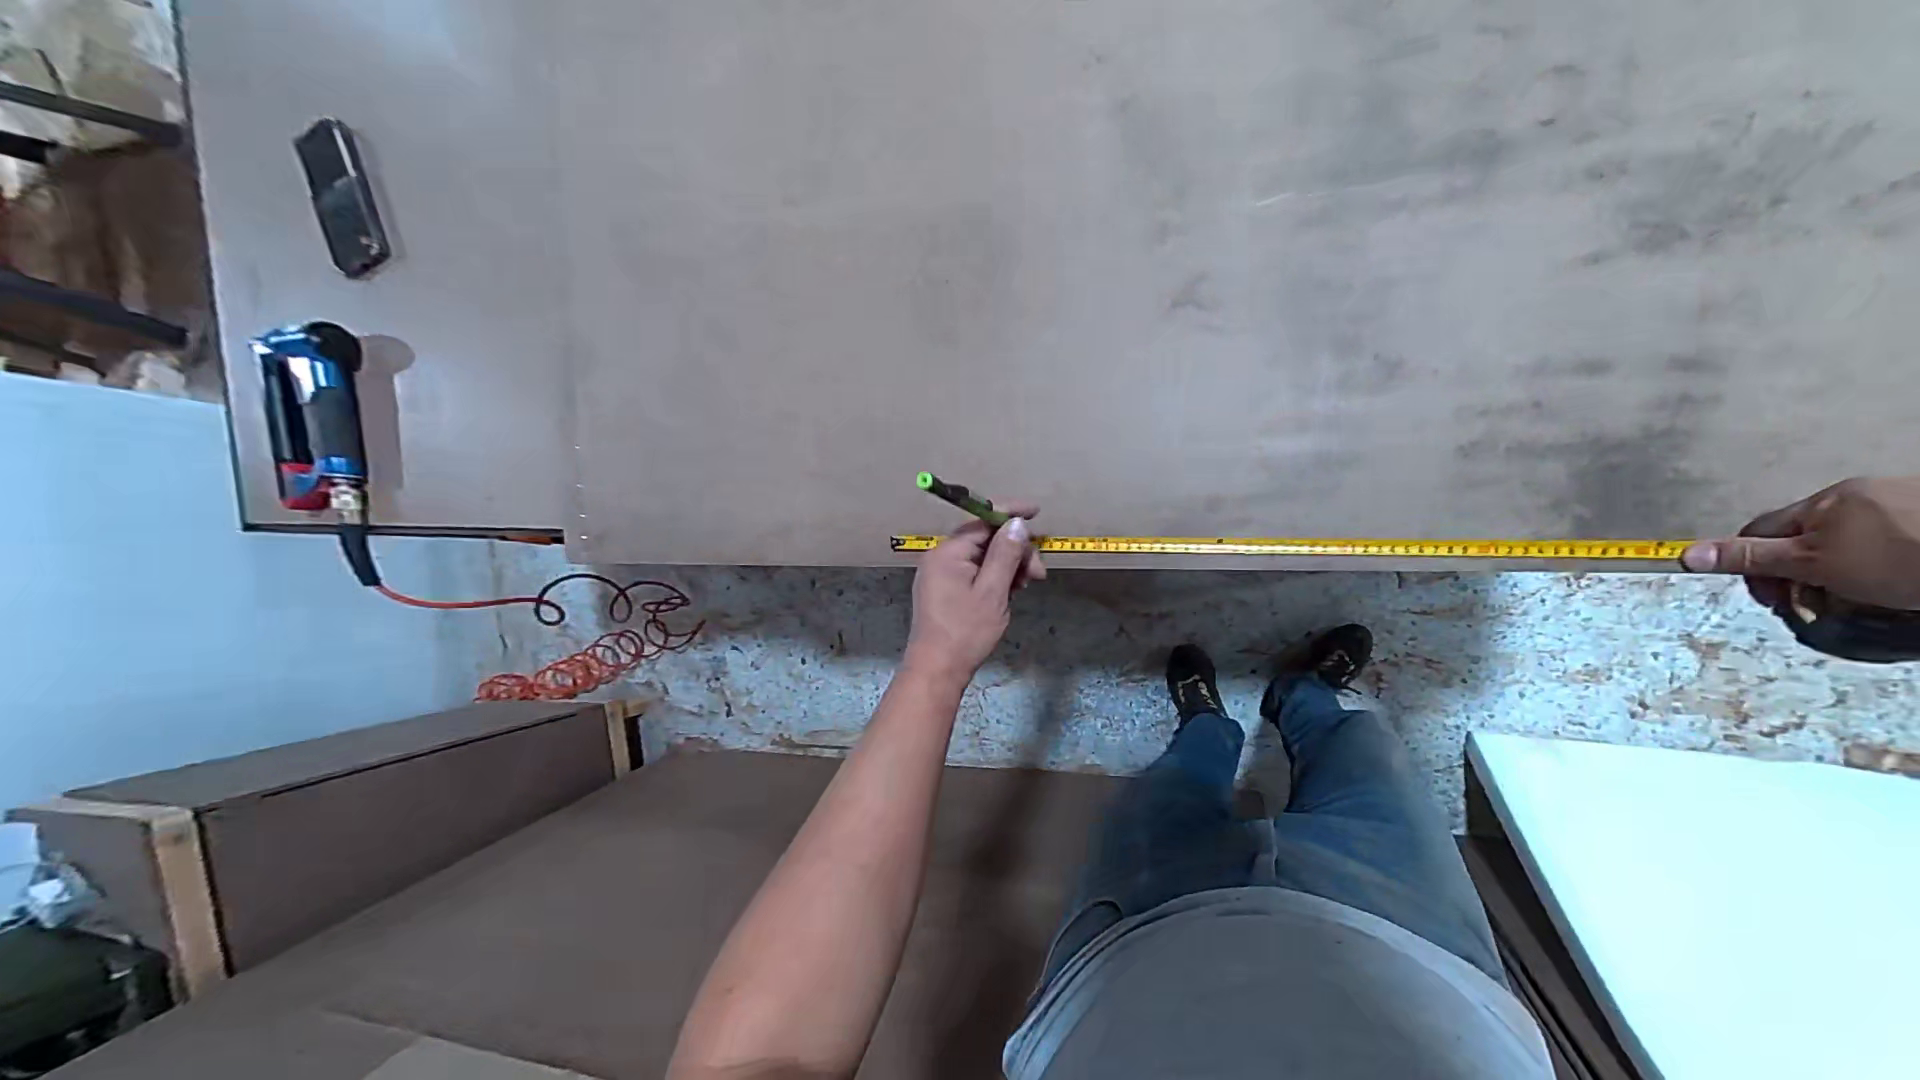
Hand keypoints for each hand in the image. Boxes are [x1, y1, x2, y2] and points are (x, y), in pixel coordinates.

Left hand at [902, 502, 1045, 684]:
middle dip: (1015, 551)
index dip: (1011, 514)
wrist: (937, 669)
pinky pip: (975, 572)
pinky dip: (995, 578)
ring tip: (1024, 587)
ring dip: (1008, 566)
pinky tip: (1009, 593)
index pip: (983, 520)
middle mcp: (941, 557)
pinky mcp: (945, 590)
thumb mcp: (992, 591)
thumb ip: (1005, 554)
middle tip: (1037, 574)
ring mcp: (941, 574)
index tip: (1036, 512)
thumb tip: (1017, 523)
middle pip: (985, 539)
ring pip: (983, 557)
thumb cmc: (965, 631)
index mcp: (948, 552)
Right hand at [1681, 477, 1919, 610]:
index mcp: (1825, 501)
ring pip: (1852, 540)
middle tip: (1817, 604)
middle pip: (1808, 535)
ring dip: (1845, 569)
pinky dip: (1889, 563)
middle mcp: (1862, 493)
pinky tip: (1903, 580)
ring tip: (1865, 596)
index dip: (1754, 565)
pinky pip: (1895, 540)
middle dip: (1803, 570)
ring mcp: (1908, 502)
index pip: (1762, 530)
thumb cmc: (1901, 558)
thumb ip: (1752, 558)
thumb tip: (1686, 555)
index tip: (1772, 599)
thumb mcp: (1816, 564)